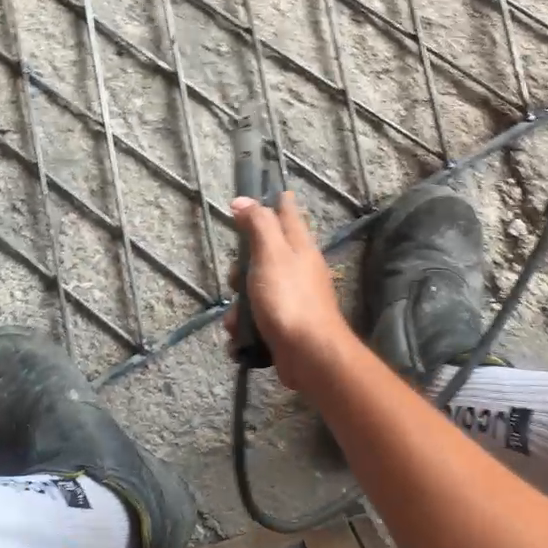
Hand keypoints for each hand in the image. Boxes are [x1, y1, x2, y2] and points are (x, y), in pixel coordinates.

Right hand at [224, 193, 351, 391]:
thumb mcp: (270, 253)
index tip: (267, 193)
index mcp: (299, 247)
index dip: (276, 202)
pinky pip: (256, 320)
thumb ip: (258, 224)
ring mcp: (292, 299)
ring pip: (255, 290)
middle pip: (263, 255)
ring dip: (239, 305)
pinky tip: (240, 338)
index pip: (288, 214)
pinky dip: (245, 329)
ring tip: (237, 319)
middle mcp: (298, 269)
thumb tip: (243, 200)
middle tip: (237, 277)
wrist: (310, 355)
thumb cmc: (289, 298)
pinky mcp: (284, 326)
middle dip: (242, 268)